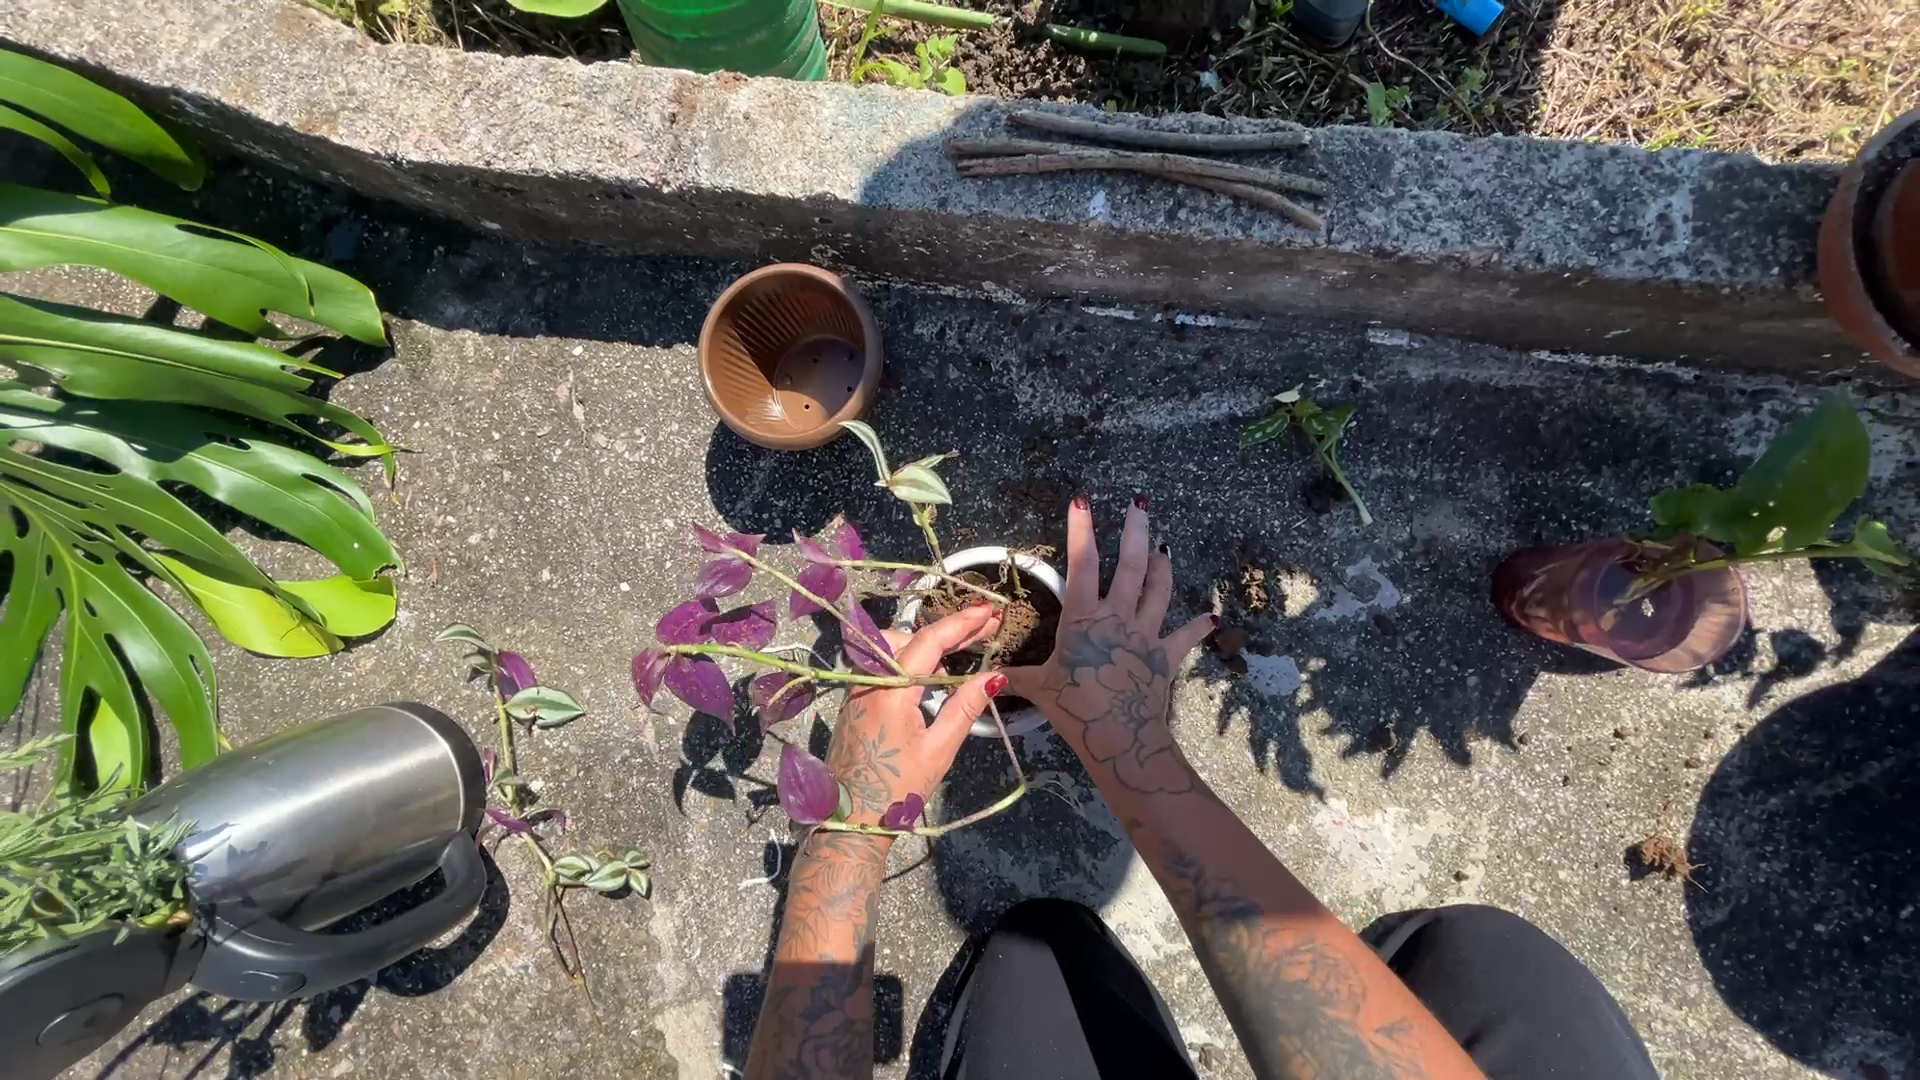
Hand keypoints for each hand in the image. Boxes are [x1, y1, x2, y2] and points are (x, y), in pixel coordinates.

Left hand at [826, 603, 1004, 826]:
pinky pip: (883, 664)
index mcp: (890, 691)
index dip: (961, 623)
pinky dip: (910, 658)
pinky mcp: (854, 700)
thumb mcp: (938, 750)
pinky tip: (931, 673)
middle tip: (985, 627)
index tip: (989, 612)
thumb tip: (994, 675)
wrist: (849, 821)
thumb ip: (965, 707)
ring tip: (960, 649)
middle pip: (910, 637)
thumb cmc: (897, 791)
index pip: (929, 642)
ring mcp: (857, 689)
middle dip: (949, 628)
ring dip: (926, 641)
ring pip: (892, 647)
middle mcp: (868, 681)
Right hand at [1005, 495, 1214, 793]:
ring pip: (1159, 590)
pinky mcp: (1165, 657)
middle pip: (1131, 566)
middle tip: (1140, 504)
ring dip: (1162, 567)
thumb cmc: (1075, 708)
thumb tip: (986, 676)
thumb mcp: (1038, 688)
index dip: (1081, 529)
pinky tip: (1212, 618)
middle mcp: (1117, 617)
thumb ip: (1015, 676)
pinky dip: (1198, 627)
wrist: (1120, 739)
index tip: (1082, 500)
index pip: (1081, 564)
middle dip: (1135, 531)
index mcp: (1083, 618)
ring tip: (1163, 548)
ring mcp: (1145, 635)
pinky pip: (1185, 637)